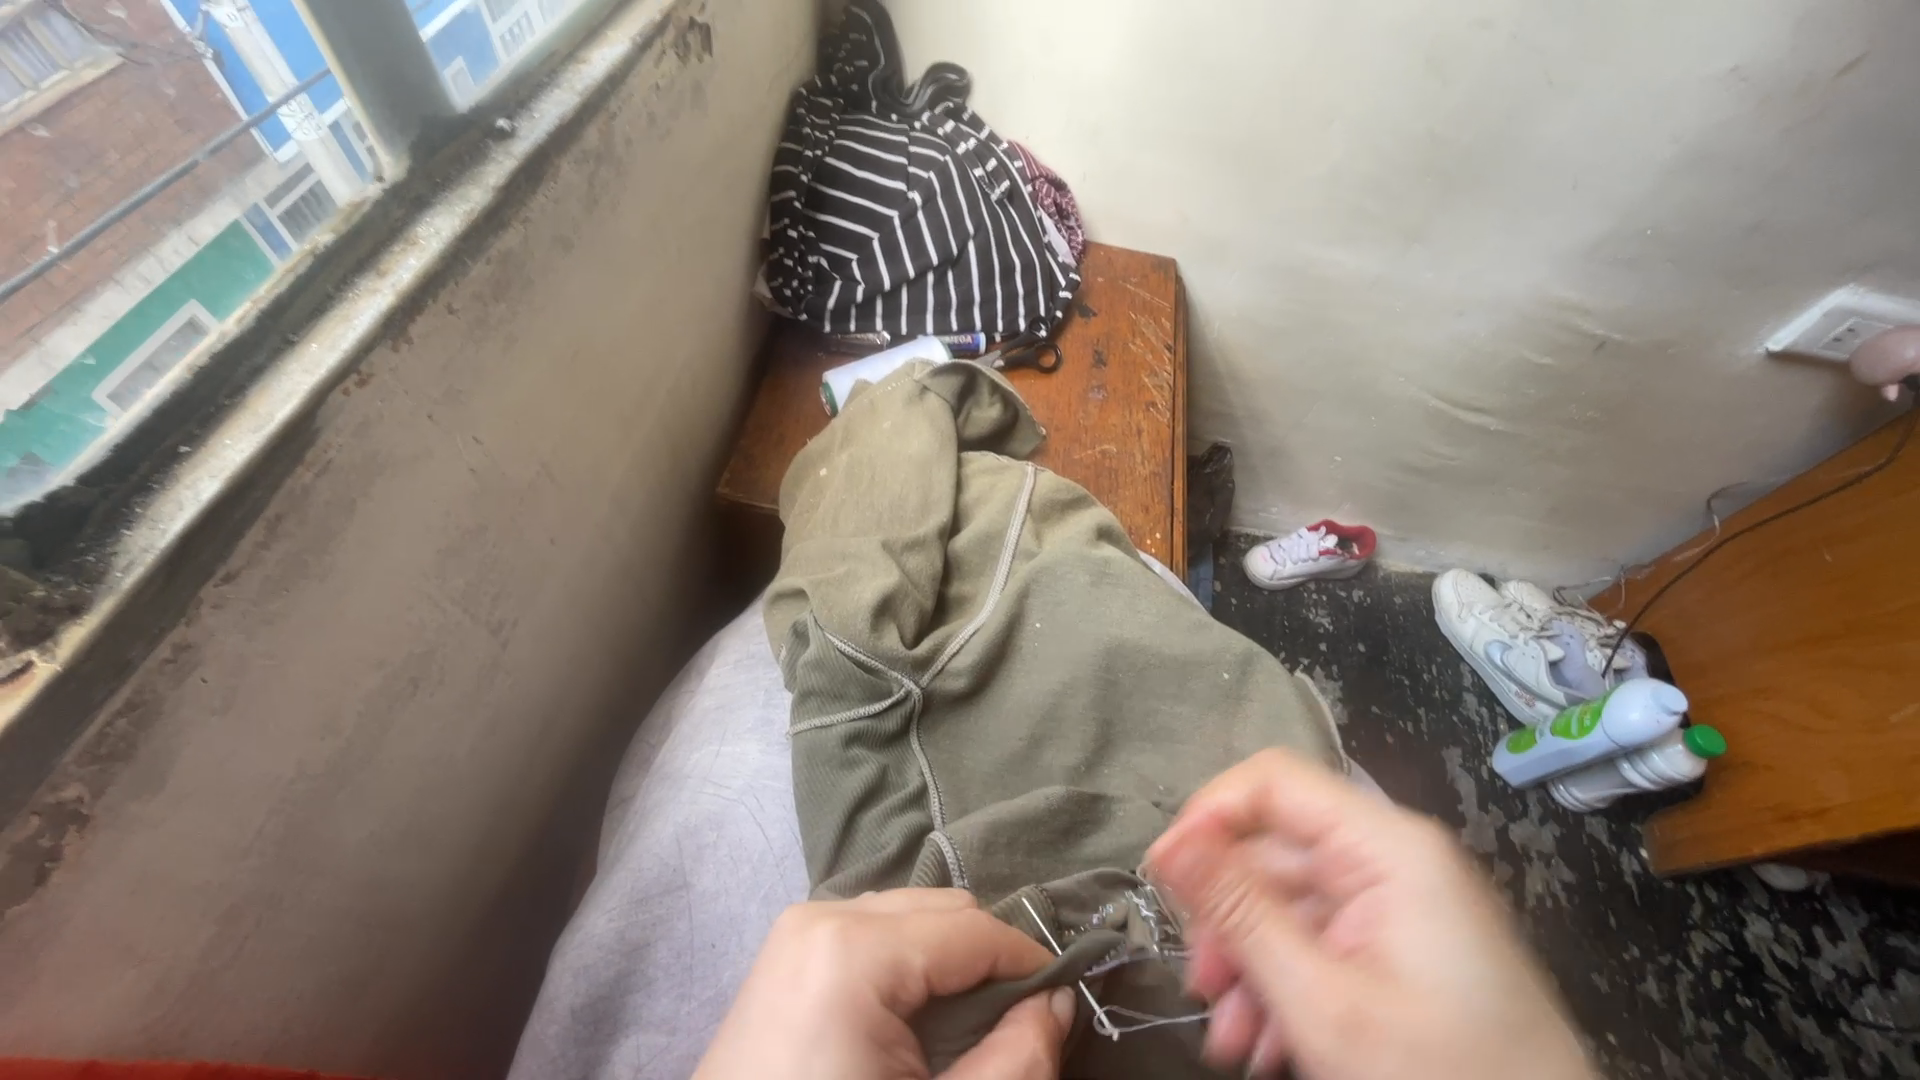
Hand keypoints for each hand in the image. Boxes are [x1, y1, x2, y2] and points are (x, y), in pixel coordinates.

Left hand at [693, 888, 1075, 1079]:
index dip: (1029, 963)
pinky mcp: (789, 946)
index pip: (973, 930)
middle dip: (986, 960)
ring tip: (958, 1030)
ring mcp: (799, 925)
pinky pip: (873, 928)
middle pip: (942, 909)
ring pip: (910, 913)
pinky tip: (908, 1018)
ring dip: (947, 959)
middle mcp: (823, 914)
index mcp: (854, 951)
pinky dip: (907, 960)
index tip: (1061, 1004)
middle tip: (1009, 1027)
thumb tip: (1057, 1003)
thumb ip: (1014, 1060)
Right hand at [1145, 751, 1595, 1079]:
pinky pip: (1315, 941)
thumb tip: (1169, 844)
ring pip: (1285, 905)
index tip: (1163, 876)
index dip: (1208, 815)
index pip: (1272, 781)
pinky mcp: (1396, 945)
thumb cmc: (1442, 1077)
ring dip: (1246, 964)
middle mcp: (1389, 859)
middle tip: (1198, 983)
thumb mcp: (1323, 1001)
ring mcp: (1394, 904)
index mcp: (1386, 846)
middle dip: (1226, 919)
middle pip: (1273, 852)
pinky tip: (1263, 1041)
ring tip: (1229, 1036)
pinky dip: (1281, 984)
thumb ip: (1240, 912)